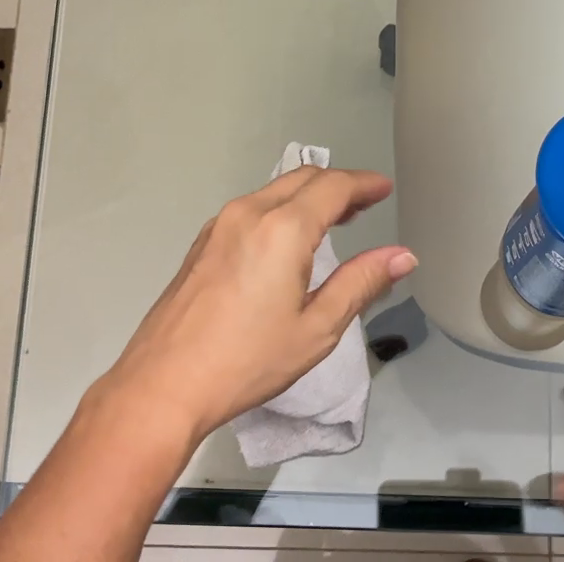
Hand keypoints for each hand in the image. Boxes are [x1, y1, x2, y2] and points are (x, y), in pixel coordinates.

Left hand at [83, 166, 416, 441]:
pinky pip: (252, 207)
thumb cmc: (247, 360)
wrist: (161, 385)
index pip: (333, 187)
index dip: (364, 184)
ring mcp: (220, 224)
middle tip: (366, 203)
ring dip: (308, 195)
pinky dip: (281, 208)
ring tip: (334, 218)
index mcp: (282, 229)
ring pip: (274, 190)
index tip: (385, 188)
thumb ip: (361, 284)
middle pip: (302, 178)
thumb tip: (402, 256)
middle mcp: (249, 212)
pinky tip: (288, 237)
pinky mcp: (202, 242)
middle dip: (338, 185)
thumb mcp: (316, 329)